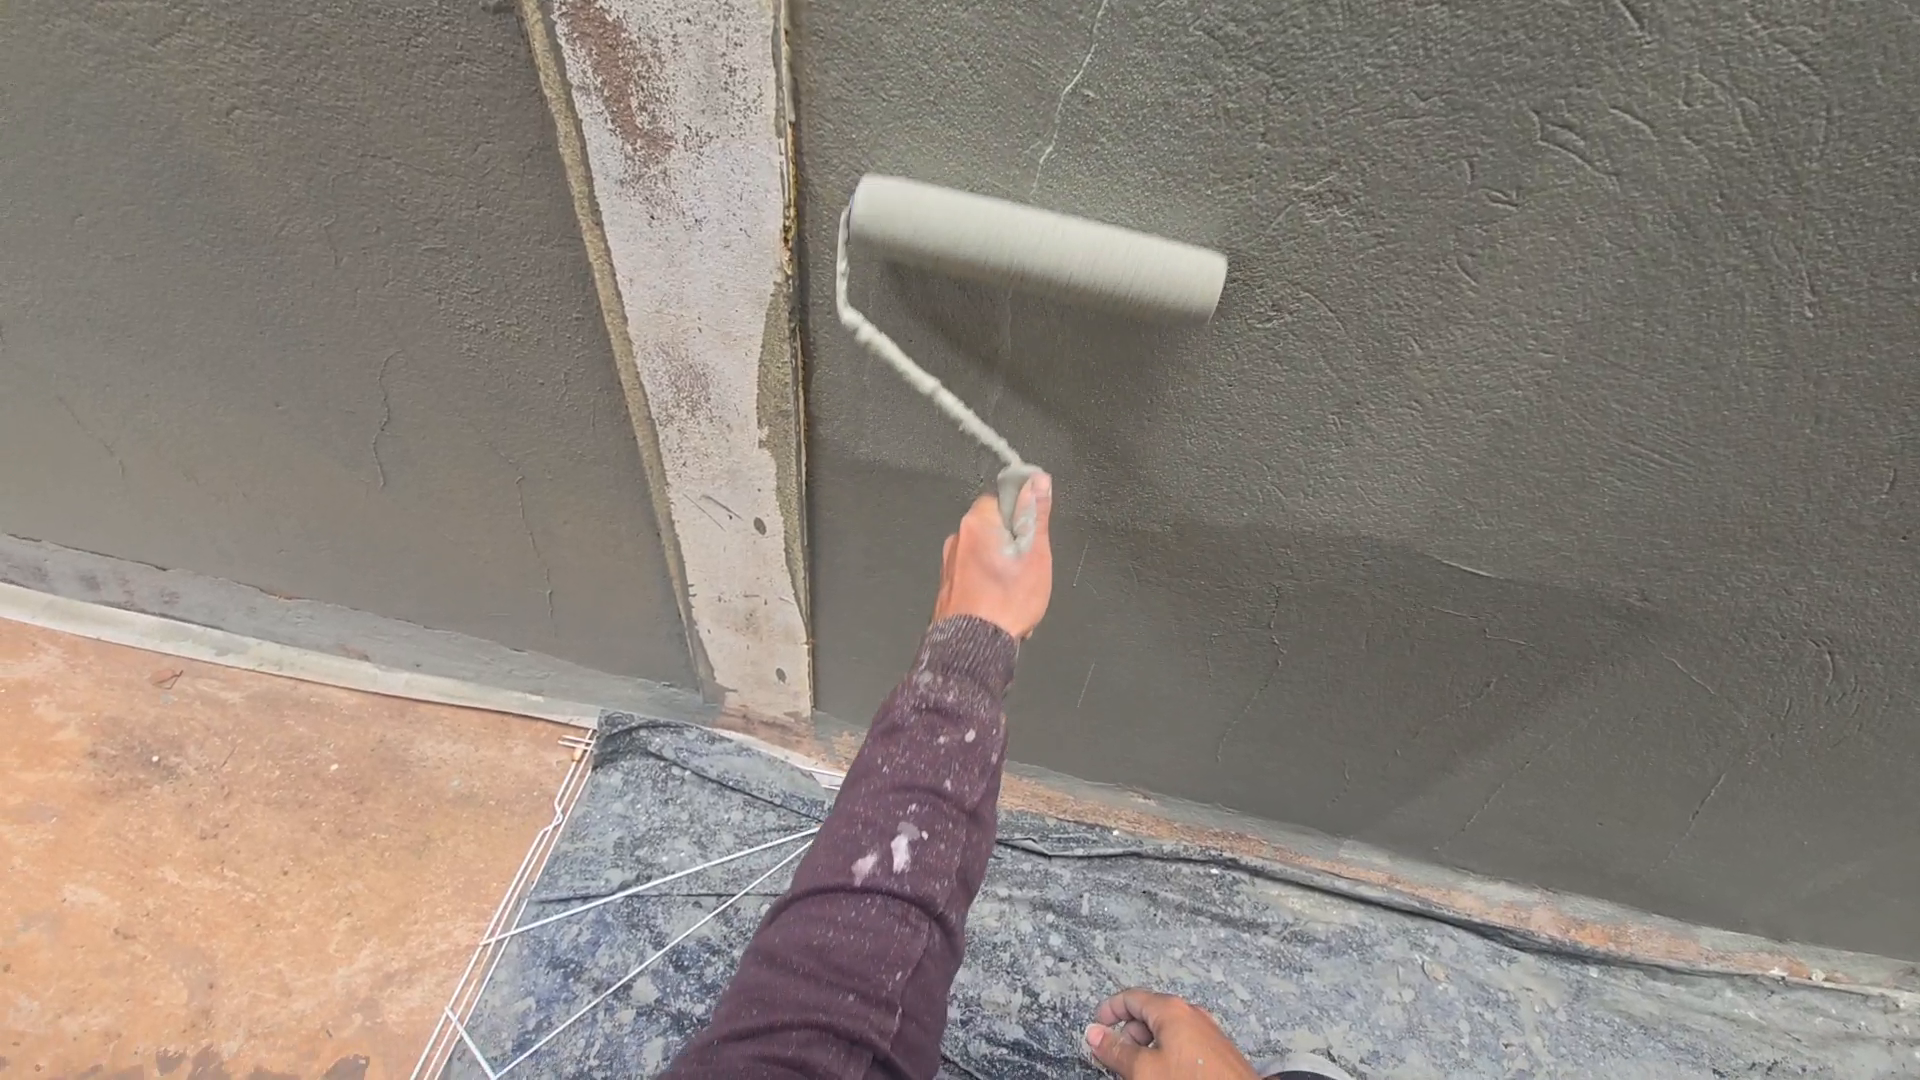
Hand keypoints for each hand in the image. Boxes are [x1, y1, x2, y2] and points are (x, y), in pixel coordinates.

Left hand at [932, 471, 1052, 638]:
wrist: (975, 645)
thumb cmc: (1006, 602)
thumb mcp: (1034, 552)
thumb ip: (1036, 513)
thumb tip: (1039, 480)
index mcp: (977, 523)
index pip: (1000, 498)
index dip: (1020, 515)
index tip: (1030, 534)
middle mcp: (957, 539)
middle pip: (992, 526)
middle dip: (1011, 543)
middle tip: (1026, 566)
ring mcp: (949, 563)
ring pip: (984, 552)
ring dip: (1001, 565)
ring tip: (1015, 590)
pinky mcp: (948, 585)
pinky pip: (974, 574)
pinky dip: (988, 583)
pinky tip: (1001, 601)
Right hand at [1084, 988, 1258, 1078]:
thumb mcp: (1145, 1070)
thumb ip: (1116, 1051)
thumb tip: (1093, 1034)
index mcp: (1170, 1009)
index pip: (1130, 997)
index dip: (1109, 1011)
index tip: (1097, 1028)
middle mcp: (1190, 1013)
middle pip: (1148, 1013)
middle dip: (1128, 1035)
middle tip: (1117, 1059)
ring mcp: (1206, 1031)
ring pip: (1166, 1031)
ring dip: (1147, 1048)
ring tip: (1142, 1073)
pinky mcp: (1217, 1051)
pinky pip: (1183, 1043)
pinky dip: (1166, 1055)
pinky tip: (1166, 1075)